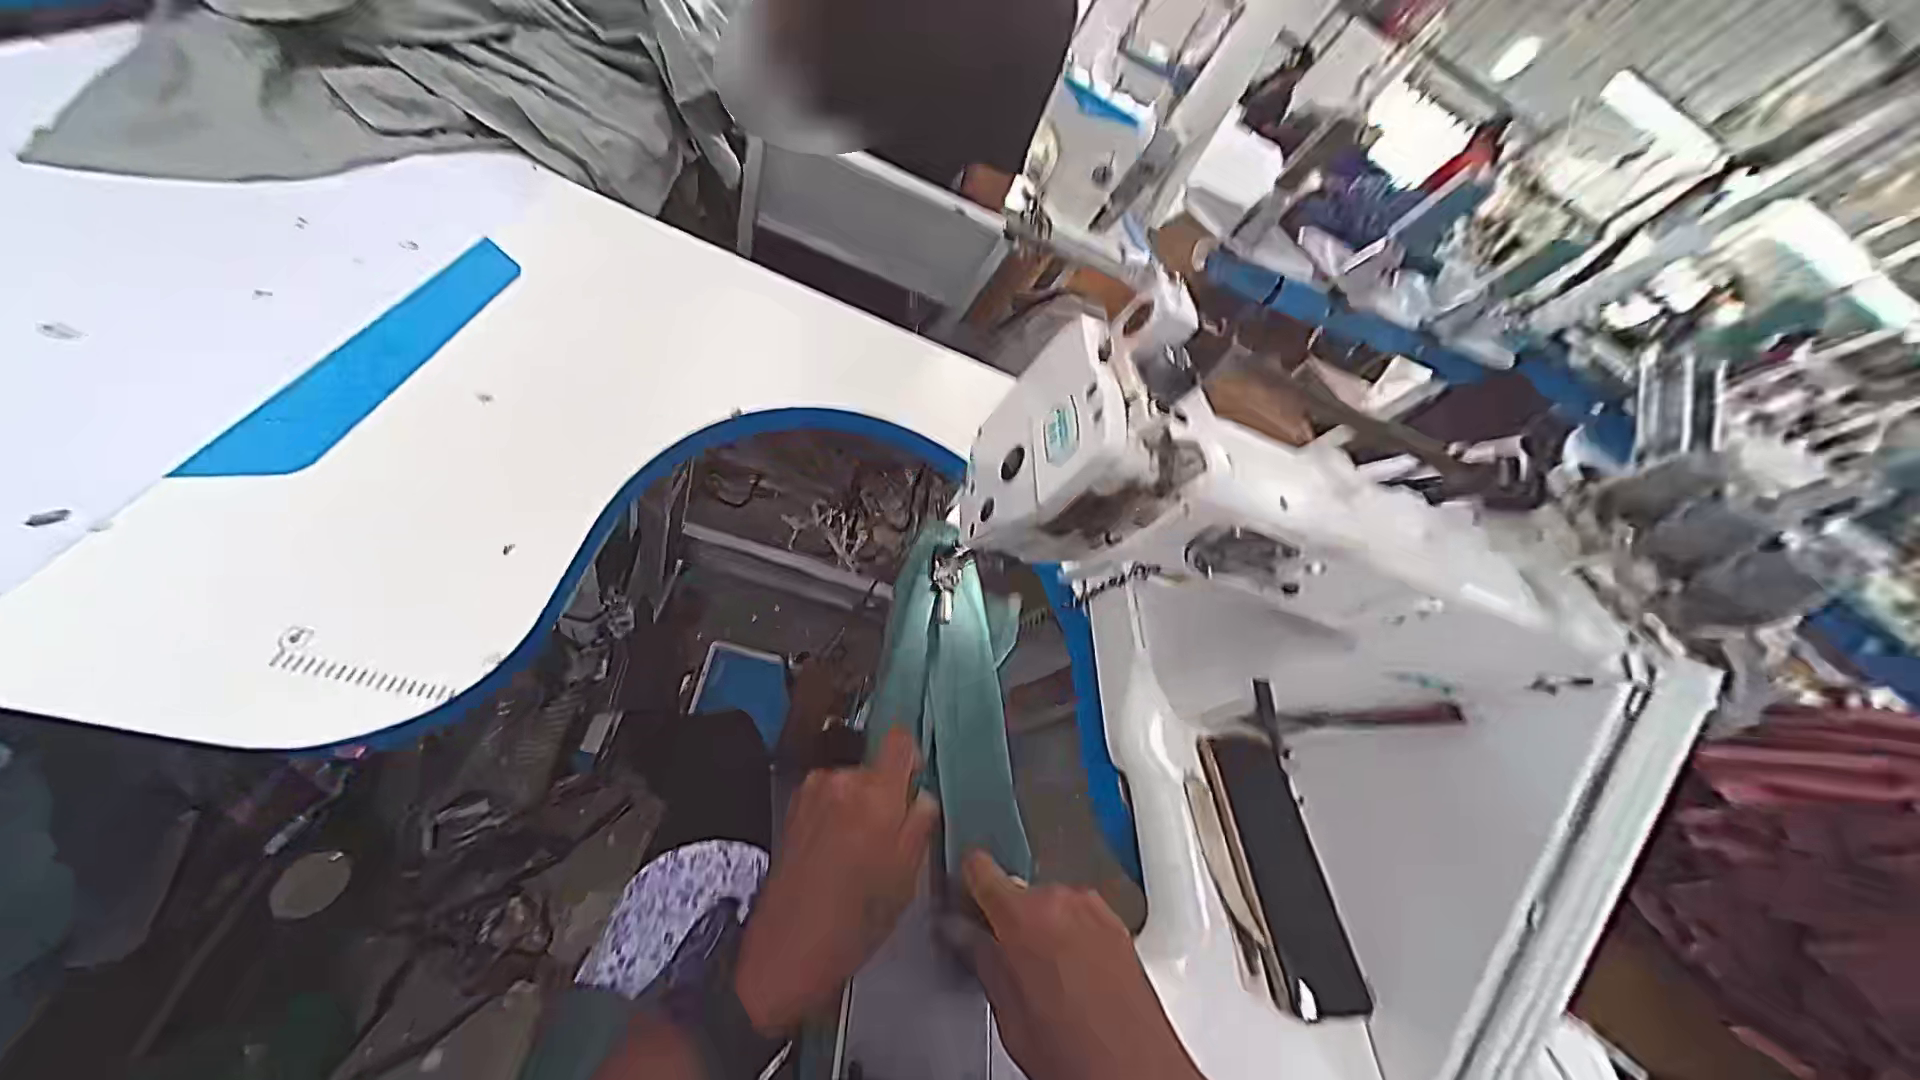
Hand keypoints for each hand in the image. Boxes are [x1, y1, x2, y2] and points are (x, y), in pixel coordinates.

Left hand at [734, 726, 937, 1035]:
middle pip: (877, 767)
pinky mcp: (794, 805)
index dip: (911, 756)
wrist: (785, 950)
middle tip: (886, 838)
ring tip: (857, 851)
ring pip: (853, 783)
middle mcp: (841, 780)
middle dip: (886, 794)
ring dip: (860, 805)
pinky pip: (830, 795)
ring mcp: (813, 791)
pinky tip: (834, 852)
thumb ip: (921, 823)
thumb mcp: (906, 877)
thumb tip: (921, 796)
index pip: (900, 739)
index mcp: (875, 794)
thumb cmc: (853, 921)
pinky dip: (837, 813)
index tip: (913, 782)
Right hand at [954, 850, 1204, 1079]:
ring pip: (1050, 901)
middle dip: (1010, 917)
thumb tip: (964, 934)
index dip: (968, 879)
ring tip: (1049, 975)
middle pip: (1017, 889)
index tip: (965, 890)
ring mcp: (1091, 907)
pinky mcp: (1116, 920)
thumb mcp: (1008, 1014)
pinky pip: (1079, 912)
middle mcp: (1058, 899)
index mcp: (1021, 916)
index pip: (979, 867)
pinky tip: (1074, 973)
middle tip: (1010, 958)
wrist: (1137, 1074)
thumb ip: (982, 958)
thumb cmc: (1077, 1056)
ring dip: (1044, 924)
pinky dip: (1072, 931)